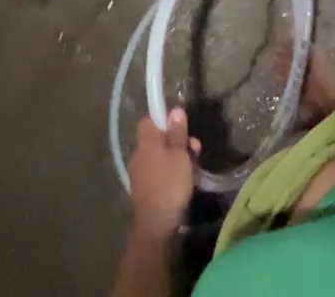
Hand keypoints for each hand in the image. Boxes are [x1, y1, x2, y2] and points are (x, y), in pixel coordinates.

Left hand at [127, 107, 199, 238]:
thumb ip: (177, 132)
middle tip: (195, 149)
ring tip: (193, 167)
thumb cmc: (170, 184)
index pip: (149, 120)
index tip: (180, 126)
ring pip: (159, 156)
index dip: (164, 119)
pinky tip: (184, 181)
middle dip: (177, 141)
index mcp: (145, 142)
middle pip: (157, 138)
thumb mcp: (180, 155)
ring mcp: (139, 172)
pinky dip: (170, 172)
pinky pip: (158, 171)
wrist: (156, 225)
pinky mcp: (144, 188)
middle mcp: (138, 154)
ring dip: (176, 157)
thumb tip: (175, 109)